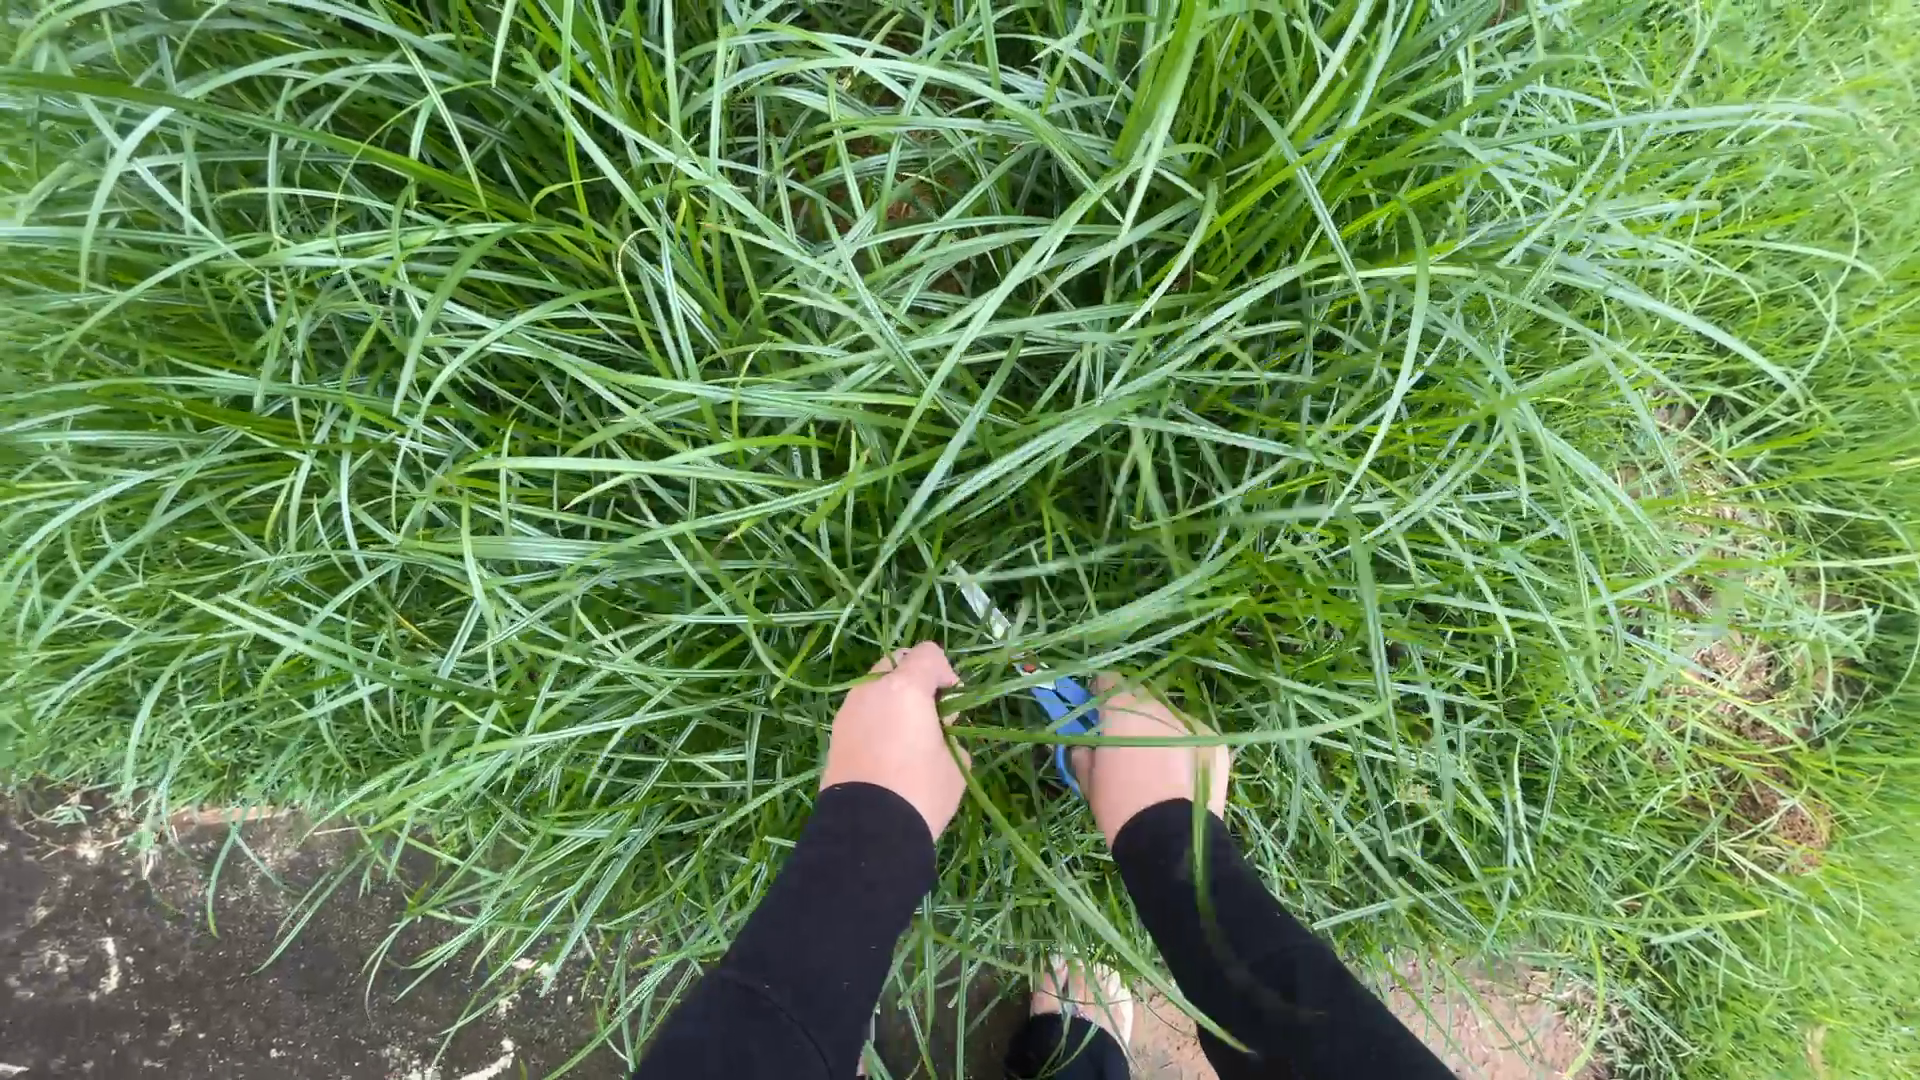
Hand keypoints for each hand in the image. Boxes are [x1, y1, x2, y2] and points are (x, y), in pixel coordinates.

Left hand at [821, 641, 968, 839]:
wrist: (867, 833)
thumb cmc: (920, 792)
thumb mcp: (955, 762)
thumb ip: (950, 733)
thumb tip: (938, 731)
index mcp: (905, 688)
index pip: (927, 654)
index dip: (946, 673)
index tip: (952, 704)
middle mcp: (872, 690)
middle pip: (896, 664)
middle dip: (916, 682)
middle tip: (930, 718)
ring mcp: (848, 710)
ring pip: (875, 688)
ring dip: (894, 700)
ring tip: (907, 739)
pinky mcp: (835, 734)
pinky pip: (861, 712)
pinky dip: (876, 720)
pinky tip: (886, 754)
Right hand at [1072, 673, 1230, 845]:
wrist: (1170, 840)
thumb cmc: (1120, 807)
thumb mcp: (1090, 782)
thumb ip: (1083, 755)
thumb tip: (1084, 746)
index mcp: (1121, 710)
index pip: (1109, 681)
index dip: (1101, 692)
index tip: (1098, 710)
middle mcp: (1157, 707)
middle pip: (1141, 698)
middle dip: (1132, 713)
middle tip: (1126, 740)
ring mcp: (1190, 723)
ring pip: (1169, 718)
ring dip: (1160, 730)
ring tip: (1157, 762)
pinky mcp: (1214, 743)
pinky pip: (1193, 737)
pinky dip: (1185, 748)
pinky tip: (1180, 774)